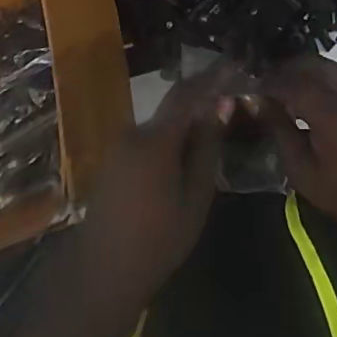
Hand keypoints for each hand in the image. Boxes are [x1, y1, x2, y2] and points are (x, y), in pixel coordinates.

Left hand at [69, 69, 227, 303]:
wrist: (103, 272)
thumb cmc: (158, 239)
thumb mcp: (195, 196)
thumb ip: (208, 147)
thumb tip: (221, 105)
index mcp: (156, 138)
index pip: (188, 94)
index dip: (211, 78)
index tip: (233, 65)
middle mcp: (134, 132)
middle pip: (173, 108)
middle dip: (200, 103)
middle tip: (227, 104)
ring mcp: (119, 145)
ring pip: (160, 125)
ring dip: (184, 124)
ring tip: (210, 133)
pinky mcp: (112, 160)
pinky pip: (146, 139)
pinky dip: (168, 139)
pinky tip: (182, 155)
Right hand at [258, 55, 336, 236]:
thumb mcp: (303, 171)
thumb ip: (280, 131)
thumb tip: (259, 104)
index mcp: (329, 109)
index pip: (289, 82)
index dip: (266, 83)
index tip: (249, 88)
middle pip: (307, 64)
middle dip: (282, 70)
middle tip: (262, 84)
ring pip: (322, 65)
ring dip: (299, 71)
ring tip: (279, 89)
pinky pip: (335, 74)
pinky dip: (315, 76)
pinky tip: (303, 95)